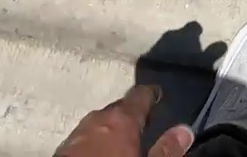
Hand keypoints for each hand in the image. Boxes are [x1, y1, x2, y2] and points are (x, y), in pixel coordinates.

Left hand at [53, 85, 193, 156]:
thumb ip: (166, 150)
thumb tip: (185, 130)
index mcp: (122, 120)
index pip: (140, 96)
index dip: (151, 94)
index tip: (158, 95)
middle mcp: (98, 119)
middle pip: (118, 108)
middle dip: (129, 114)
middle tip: (142, 122)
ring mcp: (76, 134)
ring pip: (98, 123)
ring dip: (110, 128)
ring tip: (119, 140)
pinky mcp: (61, 150)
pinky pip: (83, 138)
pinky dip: (93, 141)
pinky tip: (96, 154)